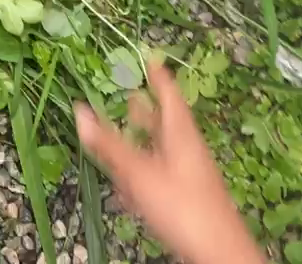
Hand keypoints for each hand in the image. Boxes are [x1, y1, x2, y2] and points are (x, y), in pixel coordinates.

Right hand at [75, 63, 264, 263]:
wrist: (222, 257)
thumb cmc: (182, 206)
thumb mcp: (139, 173)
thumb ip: (109, 144)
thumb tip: (79, 110)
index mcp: (180, 134)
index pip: (169, 95)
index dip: (158, 76)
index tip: (150, 58)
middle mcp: (187, 149)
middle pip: (165, 121)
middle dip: (145, 109)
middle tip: (130, 94)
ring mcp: (190, 174)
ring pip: (163, 148)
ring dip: (142, 141)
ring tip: (125, 131)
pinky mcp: (188, 197)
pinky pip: (162, 172)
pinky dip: (145, 169)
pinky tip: (130, 183)